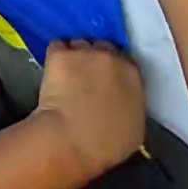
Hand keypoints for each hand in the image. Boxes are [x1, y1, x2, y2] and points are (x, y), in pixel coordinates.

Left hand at [31, 40, 144, 178]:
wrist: (71, 138)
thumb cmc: (107, 142)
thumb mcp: (134, 124)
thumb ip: (131, 101)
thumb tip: (121, 96)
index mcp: (132, 74)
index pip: (124, 60)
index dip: (113, 68)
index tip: (105, 78)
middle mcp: (109, 56)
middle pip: (101, 47)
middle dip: (94, 59)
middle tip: (84, 76)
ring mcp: (83, 52)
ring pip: (79, 45)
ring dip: (74, 56)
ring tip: (67, 75)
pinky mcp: (60, 53)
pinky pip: (57, 47)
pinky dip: (55, 57)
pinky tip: (53, 71)